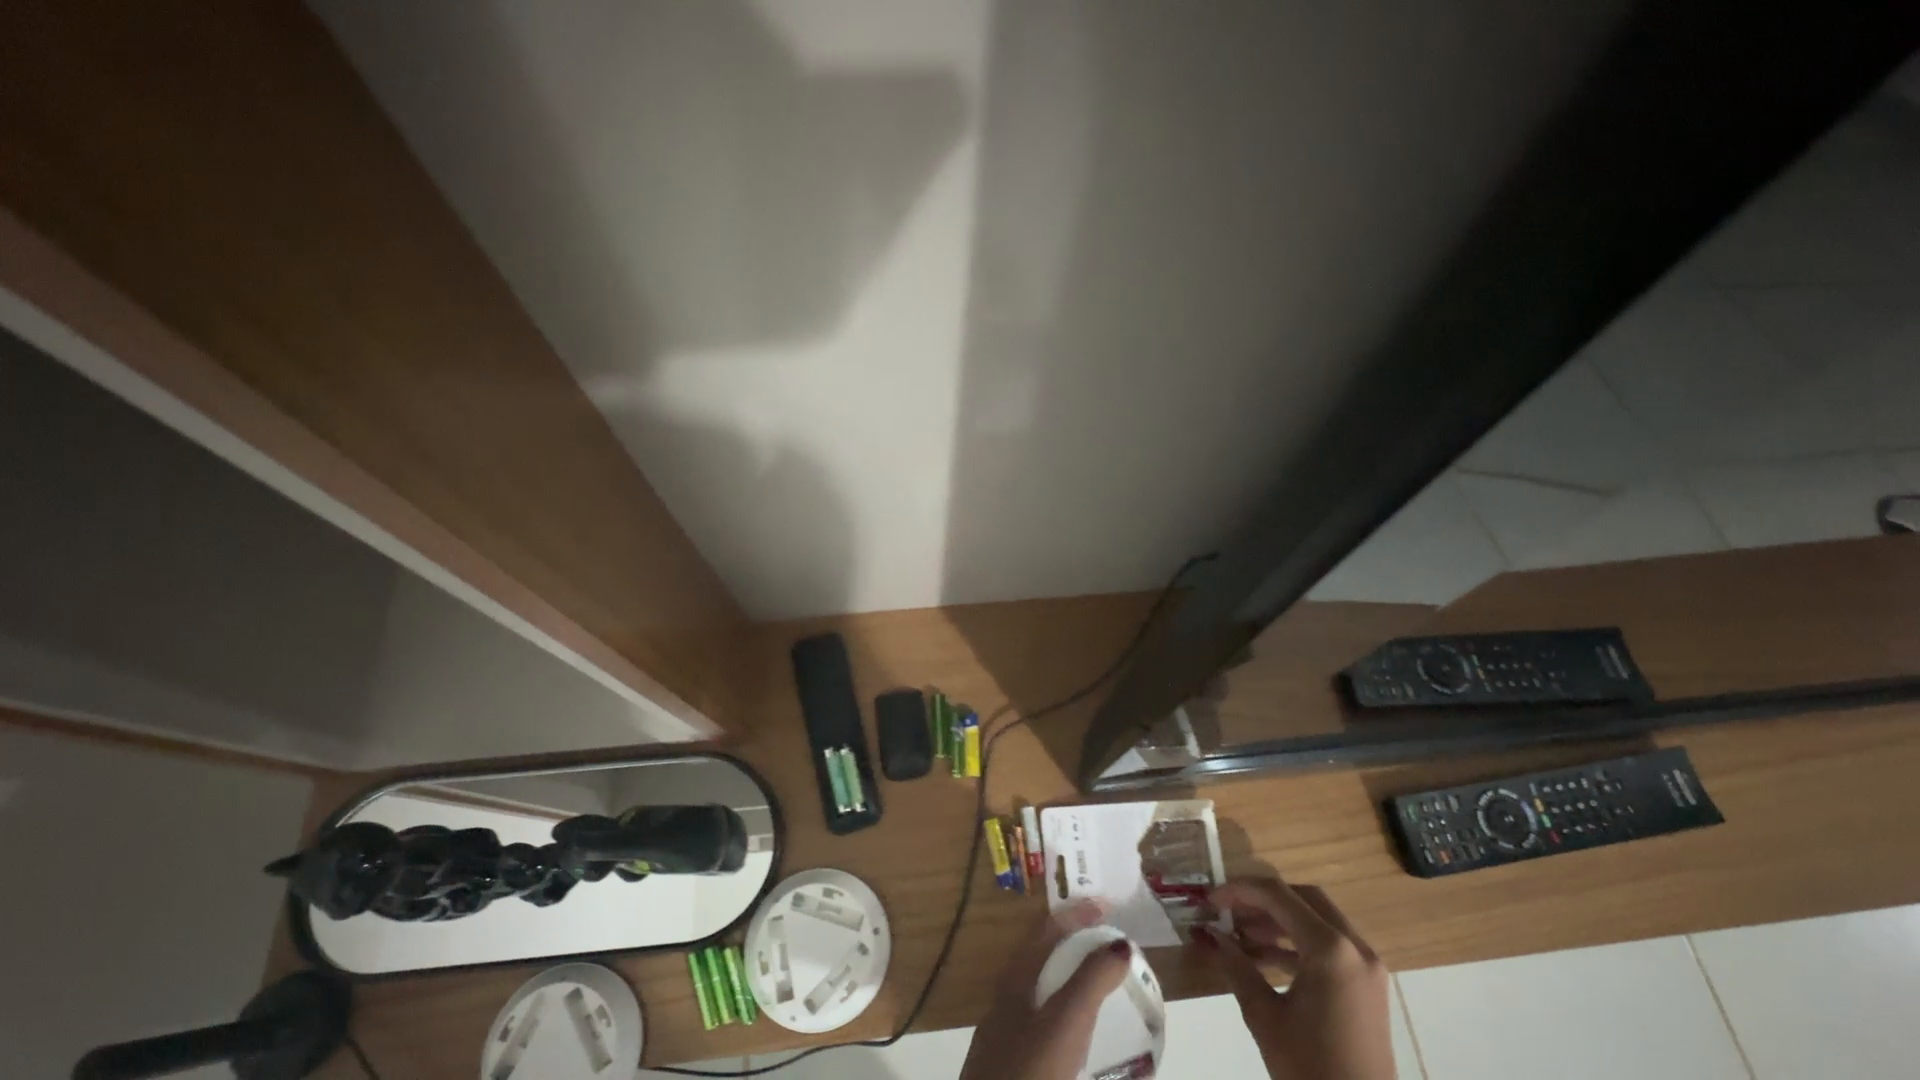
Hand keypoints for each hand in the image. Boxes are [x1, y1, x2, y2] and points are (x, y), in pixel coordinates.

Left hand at [959, 902, 1131, 1079]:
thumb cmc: (1029, 1071)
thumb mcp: (1065, 1024)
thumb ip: (1091, 981)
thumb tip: (1119, 941)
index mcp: (1015, 982)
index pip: (1045, 930)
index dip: (1076, 913)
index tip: (1110, 904)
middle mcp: (1007, 1002)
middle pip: (1042, 957)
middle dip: (1076, 943)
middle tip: (1113, 943)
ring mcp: (1007, 1035)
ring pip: (1043, 992)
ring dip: (1073, 979)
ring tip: (1107, 985)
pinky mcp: (1014, 1066)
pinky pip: (1045, 1025)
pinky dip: (1068, 1016)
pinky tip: (1085, 1037)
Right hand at [1196, 878, 1394, 1079]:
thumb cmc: (1309, 1069)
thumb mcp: (1264, 1016)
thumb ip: (1237, 967)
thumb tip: (1212, 936)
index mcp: (1330, 949)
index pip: (1279, 896)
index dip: (1239, 891)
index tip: (1209, 900)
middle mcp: (1355, 947)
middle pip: (1304, 898)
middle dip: (1263, 899)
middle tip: (1227, 910)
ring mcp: (1367, 966)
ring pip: (1319, 921)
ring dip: (1280, 921)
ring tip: (1239, 933)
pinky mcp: (1368, 986)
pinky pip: (1331, 946)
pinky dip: (1299, 943)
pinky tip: (1265, 957)